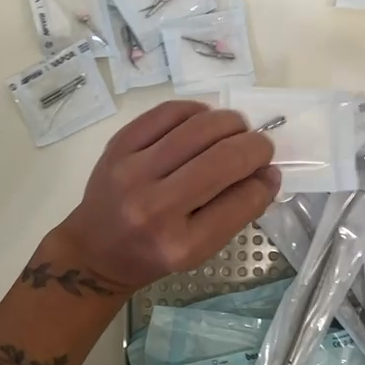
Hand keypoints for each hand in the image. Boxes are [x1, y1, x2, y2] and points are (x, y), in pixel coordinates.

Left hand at [51, 101, 279, 294]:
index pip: (242, 200)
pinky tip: (203, 121)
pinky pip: (168, 112)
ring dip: (230, 123)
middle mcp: (155, 207)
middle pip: (225, 157)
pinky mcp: (118, 146)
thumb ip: (235, 210)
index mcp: (181, 245)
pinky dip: (196, 111)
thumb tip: (267, 170)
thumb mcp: (198, 250)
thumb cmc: (153, 253)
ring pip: (200, 126)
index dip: (266, 181)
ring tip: (234, 131)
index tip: (269, 172)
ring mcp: (132, 171)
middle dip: (255, 146)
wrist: (95, 249)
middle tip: (258, 148)